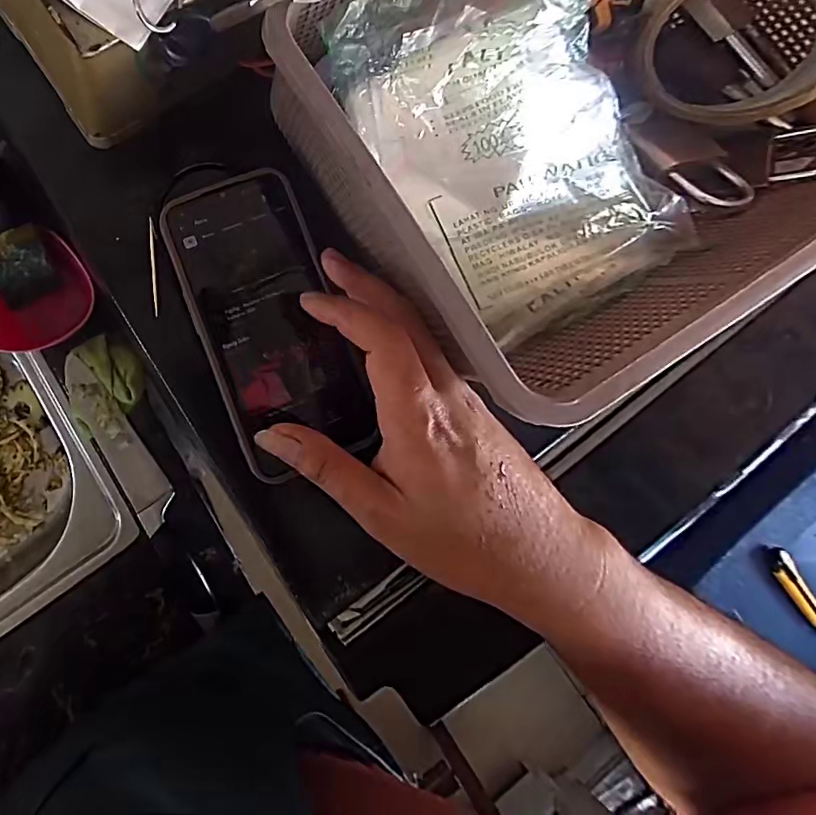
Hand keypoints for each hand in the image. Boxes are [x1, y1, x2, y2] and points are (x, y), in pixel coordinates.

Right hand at [252, 251, 613, 619]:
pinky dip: (399, 323)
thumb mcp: (380, 512)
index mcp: (417, 415)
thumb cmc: (463, 540)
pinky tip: (385, 330)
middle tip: (330, 260)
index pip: (381, 338)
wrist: (540, 554)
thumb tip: (275, 437)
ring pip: (420, 327)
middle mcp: (444, 392)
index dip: (344, 310)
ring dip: (382, 297)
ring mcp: (463, 393)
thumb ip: (324, 467)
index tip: (311, 300)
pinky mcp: (471, 402)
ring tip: (349, 283)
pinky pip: (430, 346)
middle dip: (363, 282)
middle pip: (404, 316)